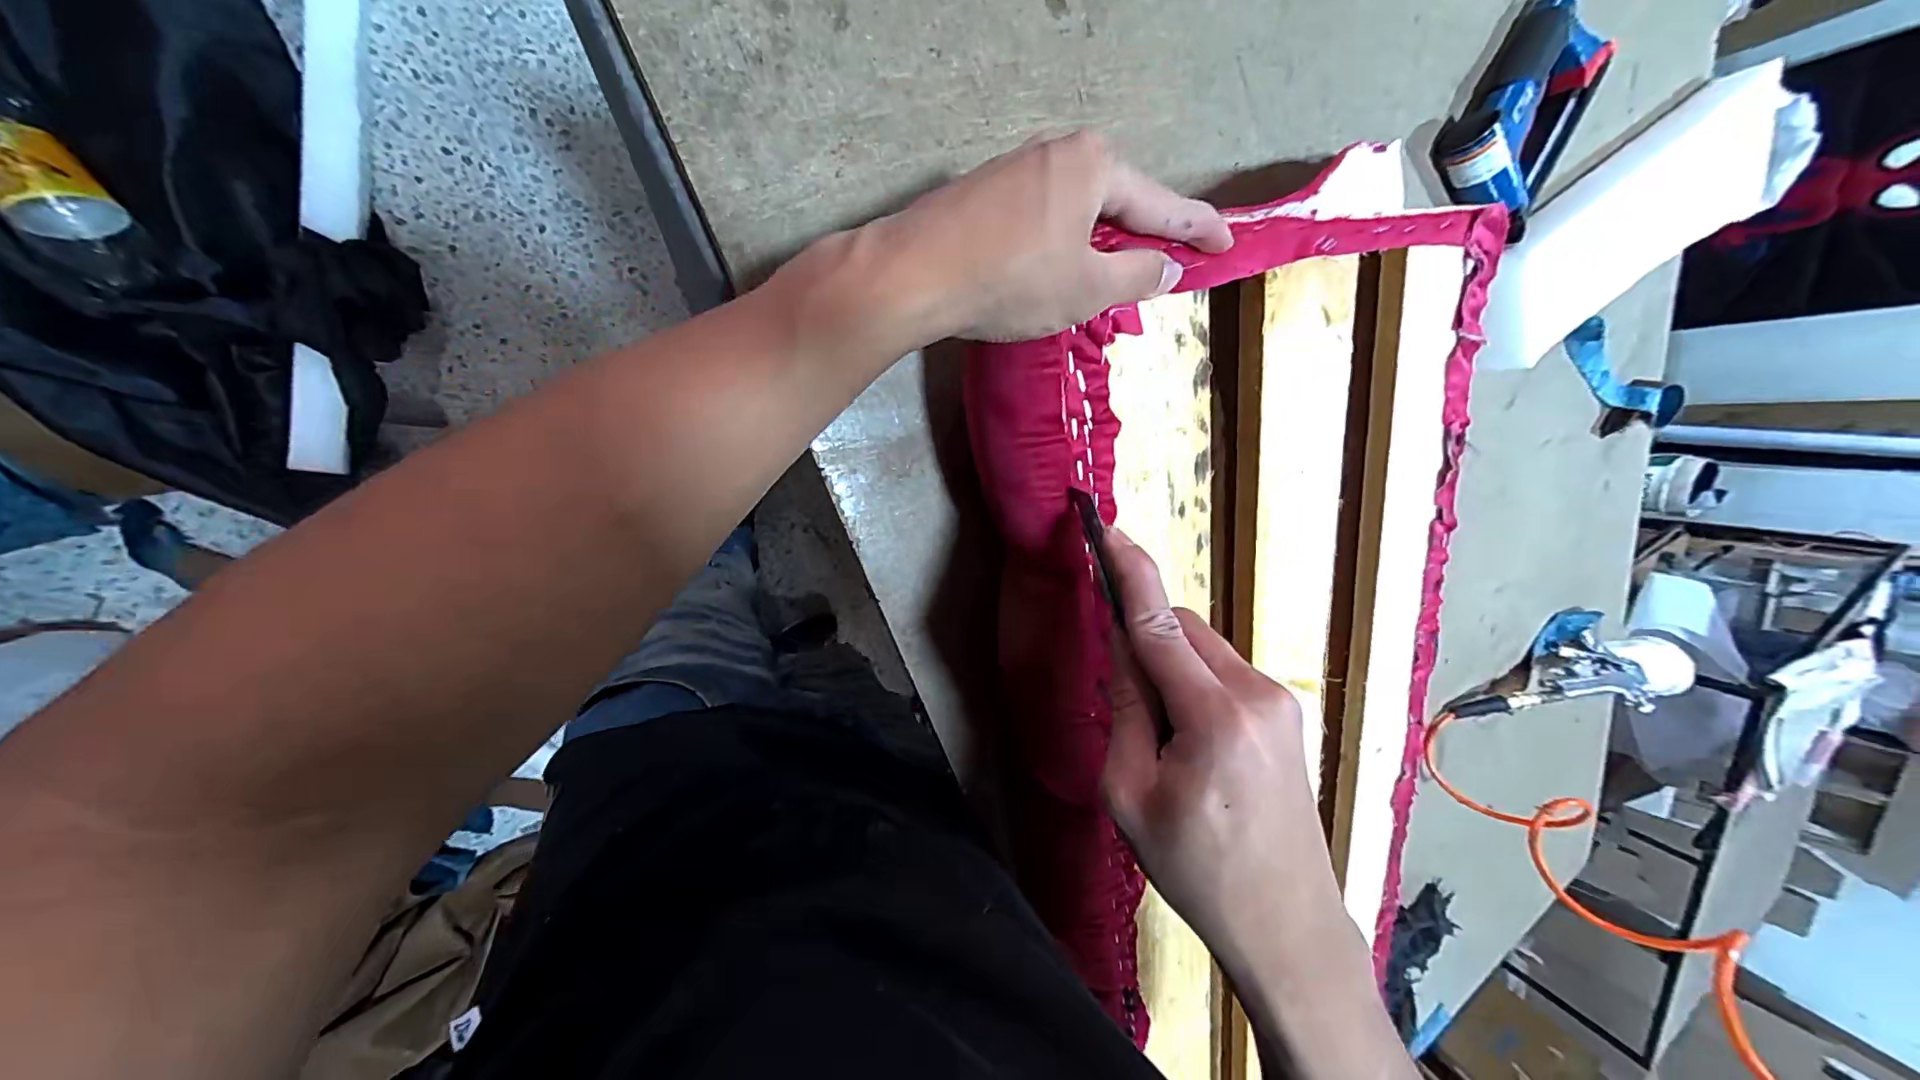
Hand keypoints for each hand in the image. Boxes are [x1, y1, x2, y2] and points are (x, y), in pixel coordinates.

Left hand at [874, 131, 1232, 341]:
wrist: (915, 273)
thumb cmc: (1010, 280)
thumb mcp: (1086, 289)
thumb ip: (1135, 276)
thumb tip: (1165, 266)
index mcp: (1094, 165)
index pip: (1161, 204)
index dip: (1197, 228)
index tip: (1226, 241)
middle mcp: (1056, 153)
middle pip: (1115, 202)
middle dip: (1138, 238)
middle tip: (1159, 271)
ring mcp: (1015, 169)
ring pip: (1074, 212)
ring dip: (1093, 247)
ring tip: (1100, 283)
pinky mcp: (983, 193)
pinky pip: (1040, 219)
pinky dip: (1057, 246)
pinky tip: (1048, 272)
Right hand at [1100, 531, 1415, 1077]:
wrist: (1287, 926)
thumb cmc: (1198, 870)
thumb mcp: (1131, 792)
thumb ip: (1126, 708)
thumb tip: (1121, 645)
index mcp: (1215, 716)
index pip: (1158, 624)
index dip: (1128, 571)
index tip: (1104, 528)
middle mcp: (1257, 694)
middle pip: (1182, 629)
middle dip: (1144, 640)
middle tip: (1125, 700)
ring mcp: (1280, 702)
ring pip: (1203, 649)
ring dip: (1168, 665)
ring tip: (1162, 738)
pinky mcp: (1286, 714)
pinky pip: (1223, 673)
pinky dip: (1192, 683)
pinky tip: (1189, 741)